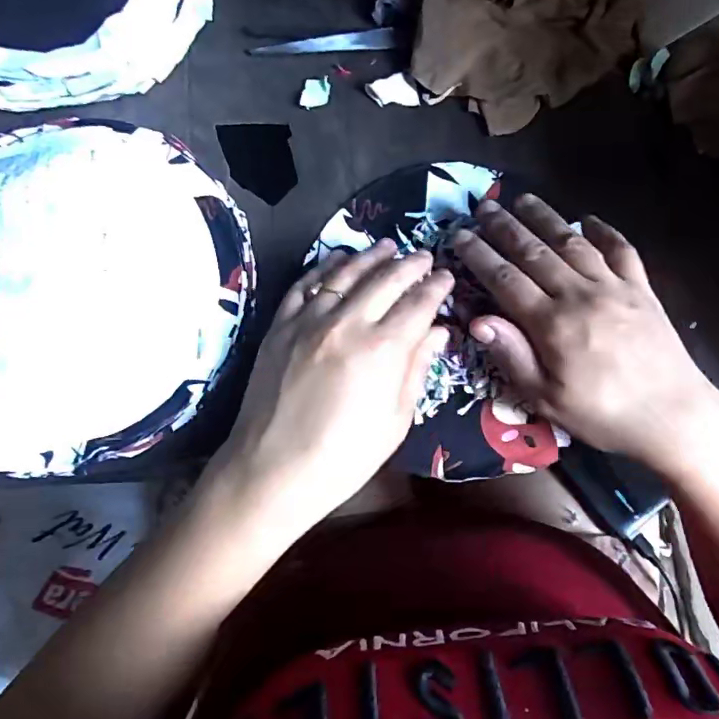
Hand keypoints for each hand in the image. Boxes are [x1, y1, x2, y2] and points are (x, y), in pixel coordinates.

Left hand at [212, 240, 452, 527]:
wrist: (272, 471)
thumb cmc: (344, 457)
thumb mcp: (395, 420)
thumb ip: (416, 369)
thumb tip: (437, 333)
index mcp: (383, 349)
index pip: (418, 304)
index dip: (435, 288)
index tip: (446, 278)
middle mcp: (347, 323)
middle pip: (385, 280)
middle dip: (410, 264)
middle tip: (425, 256)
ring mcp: (309, 321)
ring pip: (345, 274)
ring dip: (370, 257)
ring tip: (387, 246)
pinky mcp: (280, 327)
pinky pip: (305, 285)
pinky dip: (324, 268)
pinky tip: (336, 260)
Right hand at [455, 195, 718, 470]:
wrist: (673, 416)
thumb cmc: (604, 416)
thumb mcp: (547, 399)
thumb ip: (513, 356)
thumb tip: (478, 320)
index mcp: (552, 324)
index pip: (506, 280)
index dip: (479, 256)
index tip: (459, 236)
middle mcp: (580, 295)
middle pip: (535, 252)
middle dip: (505, 227)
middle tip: (483, 207)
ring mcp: (614, 287)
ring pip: (573, 243)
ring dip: (545, 218)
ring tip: (523, 200)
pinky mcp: (642, 290)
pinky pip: (621, 251)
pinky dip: (604, 231)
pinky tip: (589, 219)